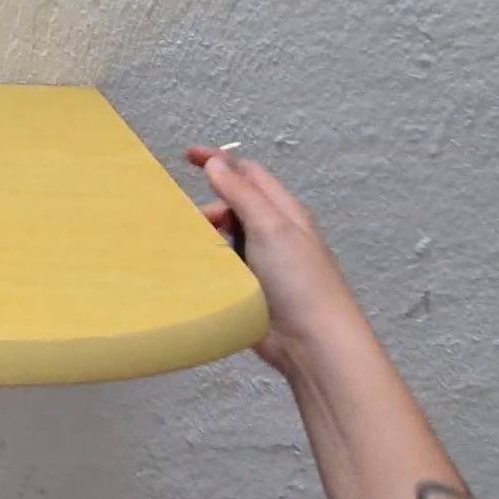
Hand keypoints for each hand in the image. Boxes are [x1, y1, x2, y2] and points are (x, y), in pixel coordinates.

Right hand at [185, 146, 371, 375]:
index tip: (186, 156)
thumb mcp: (270, 227)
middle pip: (232, 204)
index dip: (219, 161)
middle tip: (193, 222)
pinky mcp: (246, 285)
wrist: (312, 342)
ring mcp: (259, 260)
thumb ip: (241, 193)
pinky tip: (192, 265)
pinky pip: (219, 261)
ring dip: (205, 233)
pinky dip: (205, 257)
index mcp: (285, 212)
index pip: (249, 174)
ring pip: (222, 233)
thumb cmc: (298, 279)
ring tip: (193, 247)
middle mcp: (272, 232)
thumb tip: (215, 162)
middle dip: (209, 205)